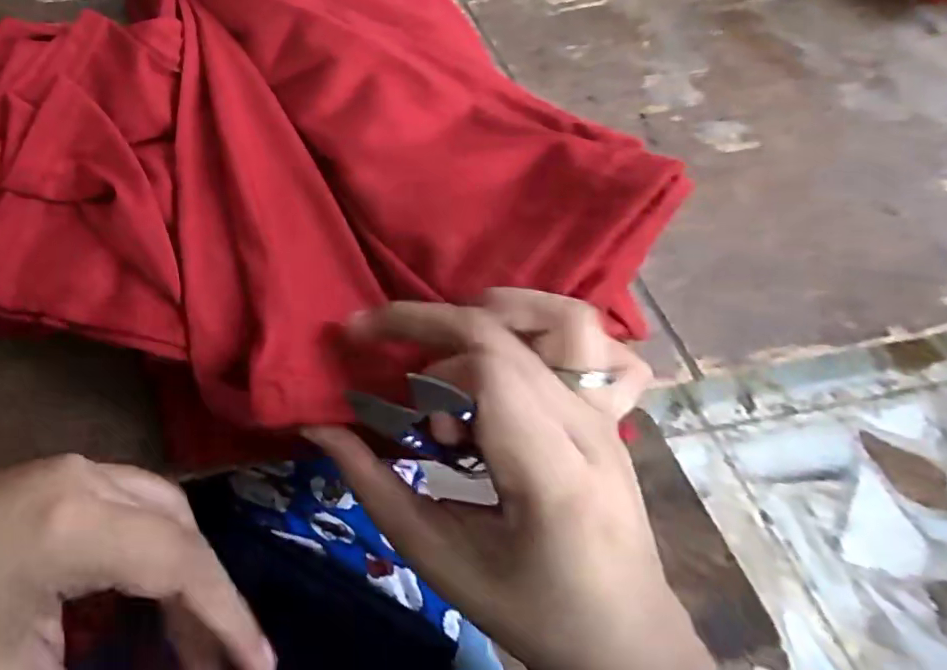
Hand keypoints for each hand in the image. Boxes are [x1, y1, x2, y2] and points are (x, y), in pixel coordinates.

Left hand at [0, 455, 273, 669]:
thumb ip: (129, 651)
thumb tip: (190, 653)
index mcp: (71, 517)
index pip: (177, 557)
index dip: (228, 613)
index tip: (261, 666)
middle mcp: (69, 475)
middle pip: (168, 518)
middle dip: (204, 585)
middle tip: (224, 659)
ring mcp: (47, 471)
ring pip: (143, 503)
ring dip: (173, 564)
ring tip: (185, 636)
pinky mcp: (31, 484)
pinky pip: (109, 504)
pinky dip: (138, 548)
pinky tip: (137, 597)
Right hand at [308, 300, 711, 669]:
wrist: (629, 646)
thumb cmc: (531, 610)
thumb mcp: (437, 557)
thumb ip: (372, 483)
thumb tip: (317, 424)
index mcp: (550, 474)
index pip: (486, 365)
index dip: (417, 338)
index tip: (362, 347)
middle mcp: (587, 430)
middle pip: (504, 333)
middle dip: (428, 325)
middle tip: (388, 354)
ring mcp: (608, 418)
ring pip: (568, 320)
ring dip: (499, 311)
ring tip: (454, 344)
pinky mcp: (612, 416)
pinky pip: (603, 346)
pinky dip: (551, 330)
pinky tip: (514, 354)